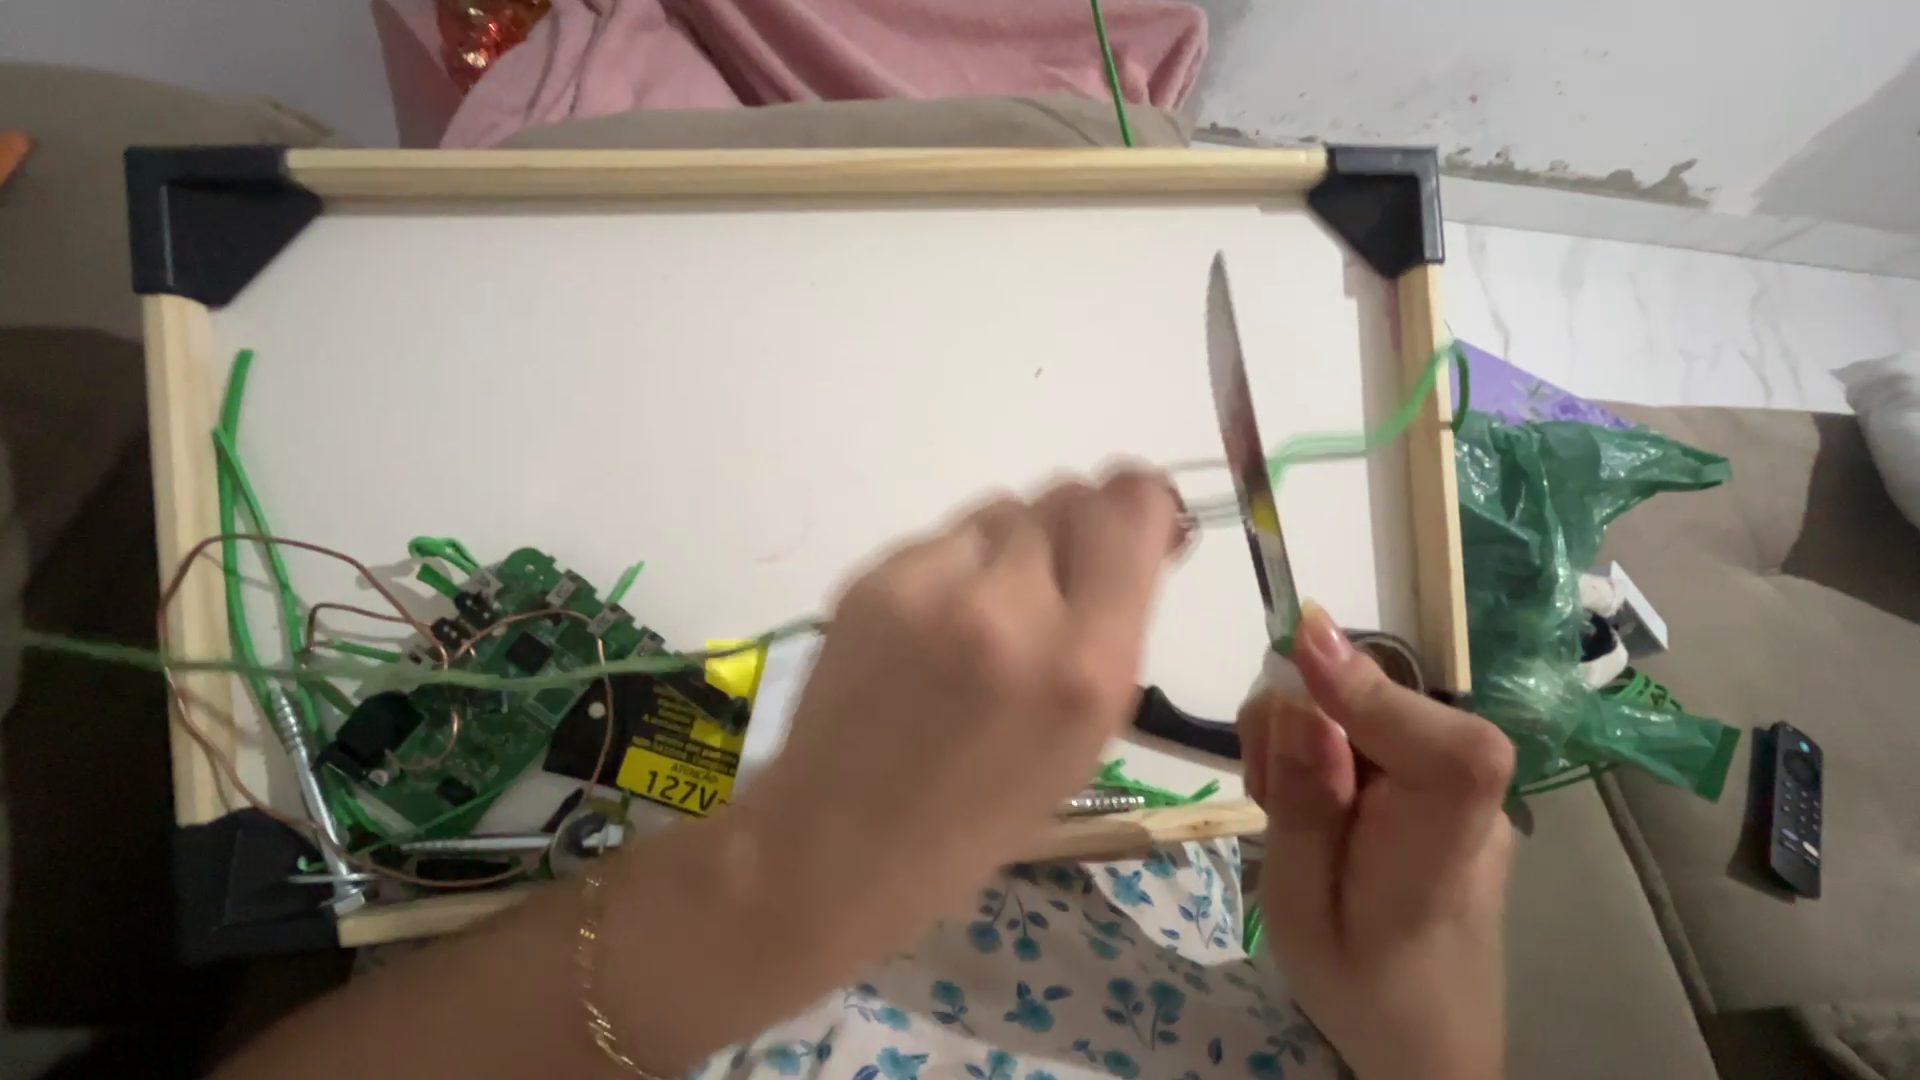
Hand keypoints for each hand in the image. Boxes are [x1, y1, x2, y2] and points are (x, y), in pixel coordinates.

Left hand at [738, 467, 1181, 981]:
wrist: (842, 841)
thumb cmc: (984, 813)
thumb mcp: (1086, 739)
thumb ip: (1115, 628)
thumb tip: (1137, 539)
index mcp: (1084, 663)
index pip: (1128, 506)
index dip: (1140, 507)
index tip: (1133, 534)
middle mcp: (1009, 607)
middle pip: (1069, 495)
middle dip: (1077, 533)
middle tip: (1052, 590)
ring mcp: (930, 584)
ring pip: (1004, 508)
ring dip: (1012, 548)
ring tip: (981, 616)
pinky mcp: (872, 576)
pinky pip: (942, 537)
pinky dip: (954, 567)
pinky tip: (928, 626)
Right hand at [1239, 602, 1515, 1079]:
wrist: (1427, 1046)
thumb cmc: (1358, 991)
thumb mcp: (1301, 910)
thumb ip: (1303, 808)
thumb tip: (1299, 707)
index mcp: (1444, 850)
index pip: (1449, 750)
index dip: (1371, 688)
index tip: (1299, 639)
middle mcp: (1469, 801)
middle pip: (1380, 707)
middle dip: (1299, 721)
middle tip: (1265, 793)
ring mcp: (1459, 789)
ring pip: (1364, 712)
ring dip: (1301, 740)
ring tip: (1289, 816)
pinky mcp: (1436, 785)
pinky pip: (1371, 735)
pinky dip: (1321, 752)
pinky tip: (1312, 807)